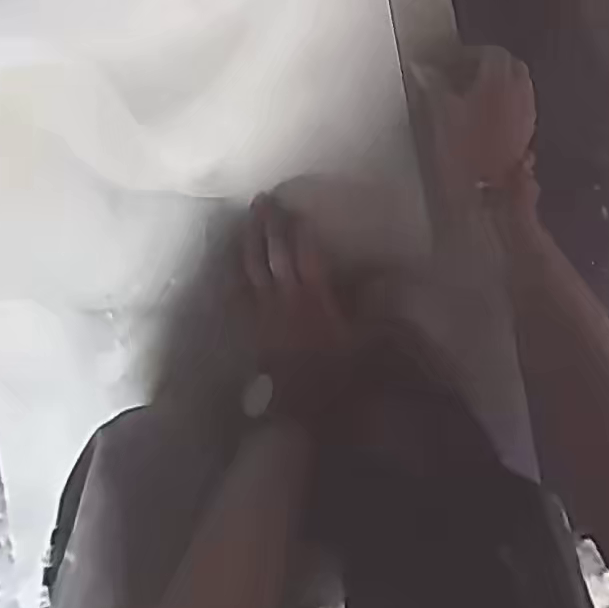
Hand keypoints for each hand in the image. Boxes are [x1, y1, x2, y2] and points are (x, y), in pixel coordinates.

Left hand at [241, 196, 363, 422]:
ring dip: (251, 236)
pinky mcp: (249, 323)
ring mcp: (263, 310)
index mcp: (315, 298)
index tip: (296, 208)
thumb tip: (376, 279)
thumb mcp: (363, 342)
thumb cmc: (336, 376)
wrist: (299, 409)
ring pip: (253, 264)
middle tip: (266, 198)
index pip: (305, 254)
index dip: (299, 229)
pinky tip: (232, 254)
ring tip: (250, 214)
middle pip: (275, 252)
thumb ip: (369, 308)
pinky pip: (238, 289)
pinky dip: (234, 268)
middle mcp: (286, 297)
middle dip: (271, 223)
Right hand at [429, 46, 539, 208]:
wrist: (490, 189)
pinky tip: (481, 117)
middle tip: (459, 75)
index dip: (465, 54)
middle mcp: (519, 90)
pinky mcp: (527, 132)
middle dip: (485, 66)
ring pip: (515, 85)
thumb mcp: (440, 111)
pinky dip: (501, 104)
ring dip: (494, 85)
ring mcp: (527, 112)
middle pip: (507, 65)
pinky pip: (516, 106)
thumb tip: (420, 67)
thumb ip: (430, 83)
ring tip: (468, 96)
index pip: (488, 52)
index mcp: (498, 78)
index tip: (446, 63)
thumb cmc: (464, 146)